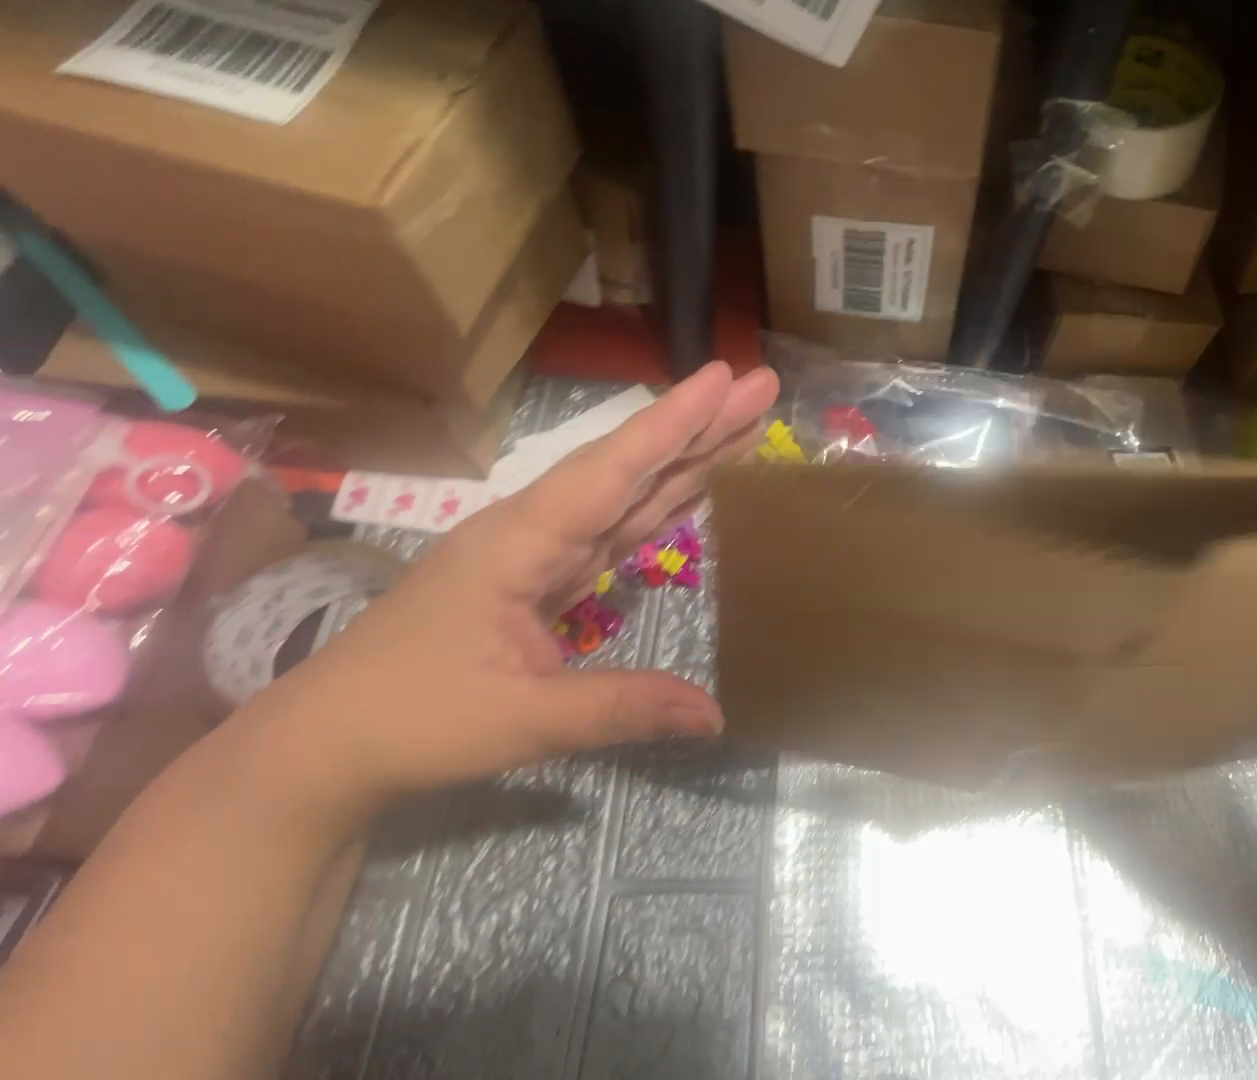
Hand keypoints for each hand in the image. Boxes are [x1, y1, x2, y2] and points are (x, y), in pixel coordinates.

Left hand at [226, 361, 779, 816]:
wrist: (330, 742)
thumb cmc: (412, 720)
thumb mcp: (520, 720)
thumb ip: (620, 708)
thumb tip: (714, 715)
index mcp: (520, 541)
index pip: (611, 472)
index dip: (672, 425)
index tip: (727, 377)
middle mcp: (533, 530)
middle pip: (627, 468)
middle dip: (696, 426)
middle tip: (760, 387)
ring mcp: (537, 553)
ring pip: (624, 494)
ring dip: (684, 459)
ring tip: (743, 426)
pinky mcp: (543, 579)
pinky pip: (614, 530)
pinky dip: (658, 505)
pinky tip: (691, 490)